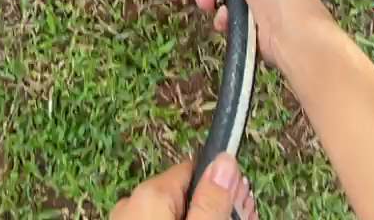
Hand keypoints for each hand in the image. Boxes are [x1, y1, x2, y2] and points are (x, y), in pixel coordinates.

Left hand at [112, 155, 255, 218]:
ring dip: (197, 216)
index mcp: (150, 192)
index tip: (241, 202)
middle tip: (242, 215)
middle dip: (211, 203)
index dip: (221, 185)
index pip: (195, 169)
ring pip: (170, 211)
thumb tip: (225, 160)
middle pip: (184, 193)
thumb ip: (210, 201)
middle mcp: (131, 201)